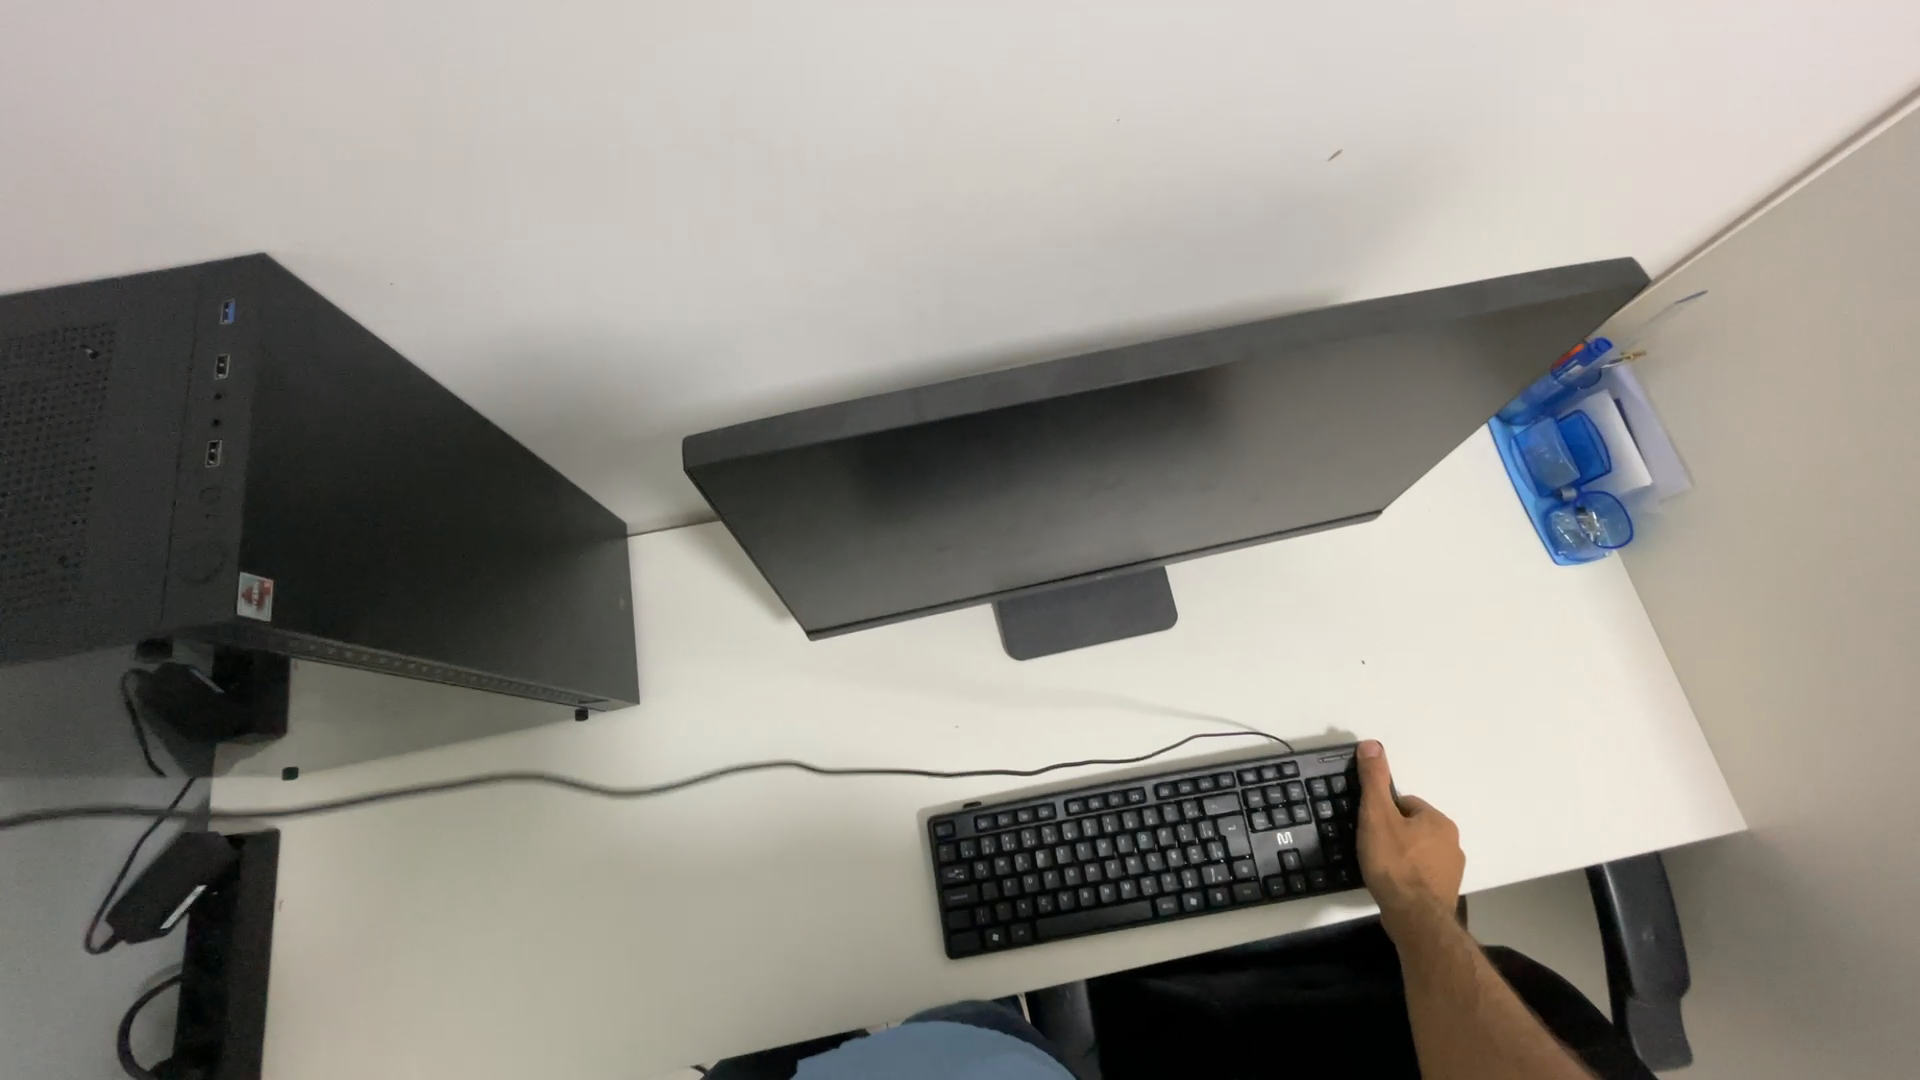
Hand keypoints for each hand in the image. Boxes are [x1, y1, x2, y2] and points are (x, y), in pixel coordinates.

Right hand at [1355, 740, 1464, 941]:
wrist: (1414, 917)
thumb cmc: (1394, 862)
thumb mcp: (1376, 814)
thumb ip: (1374, 779)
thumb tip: (1372, 744)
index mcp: (1437, 821)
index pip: (1403, 803)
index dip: (1381, 813)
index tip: (1368, 828)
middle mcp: (1452, 842)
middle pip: (1410, 826)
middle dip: (1390, 833)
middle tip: (1370, 846)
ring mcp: (1451, 870)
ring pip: (1416, 850)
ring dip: (1398, 854)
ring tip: (1378, 866)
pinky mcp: (1444, 892)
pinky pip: (1419, 873)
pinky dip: (1405, 874)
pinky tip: (1390, 882)